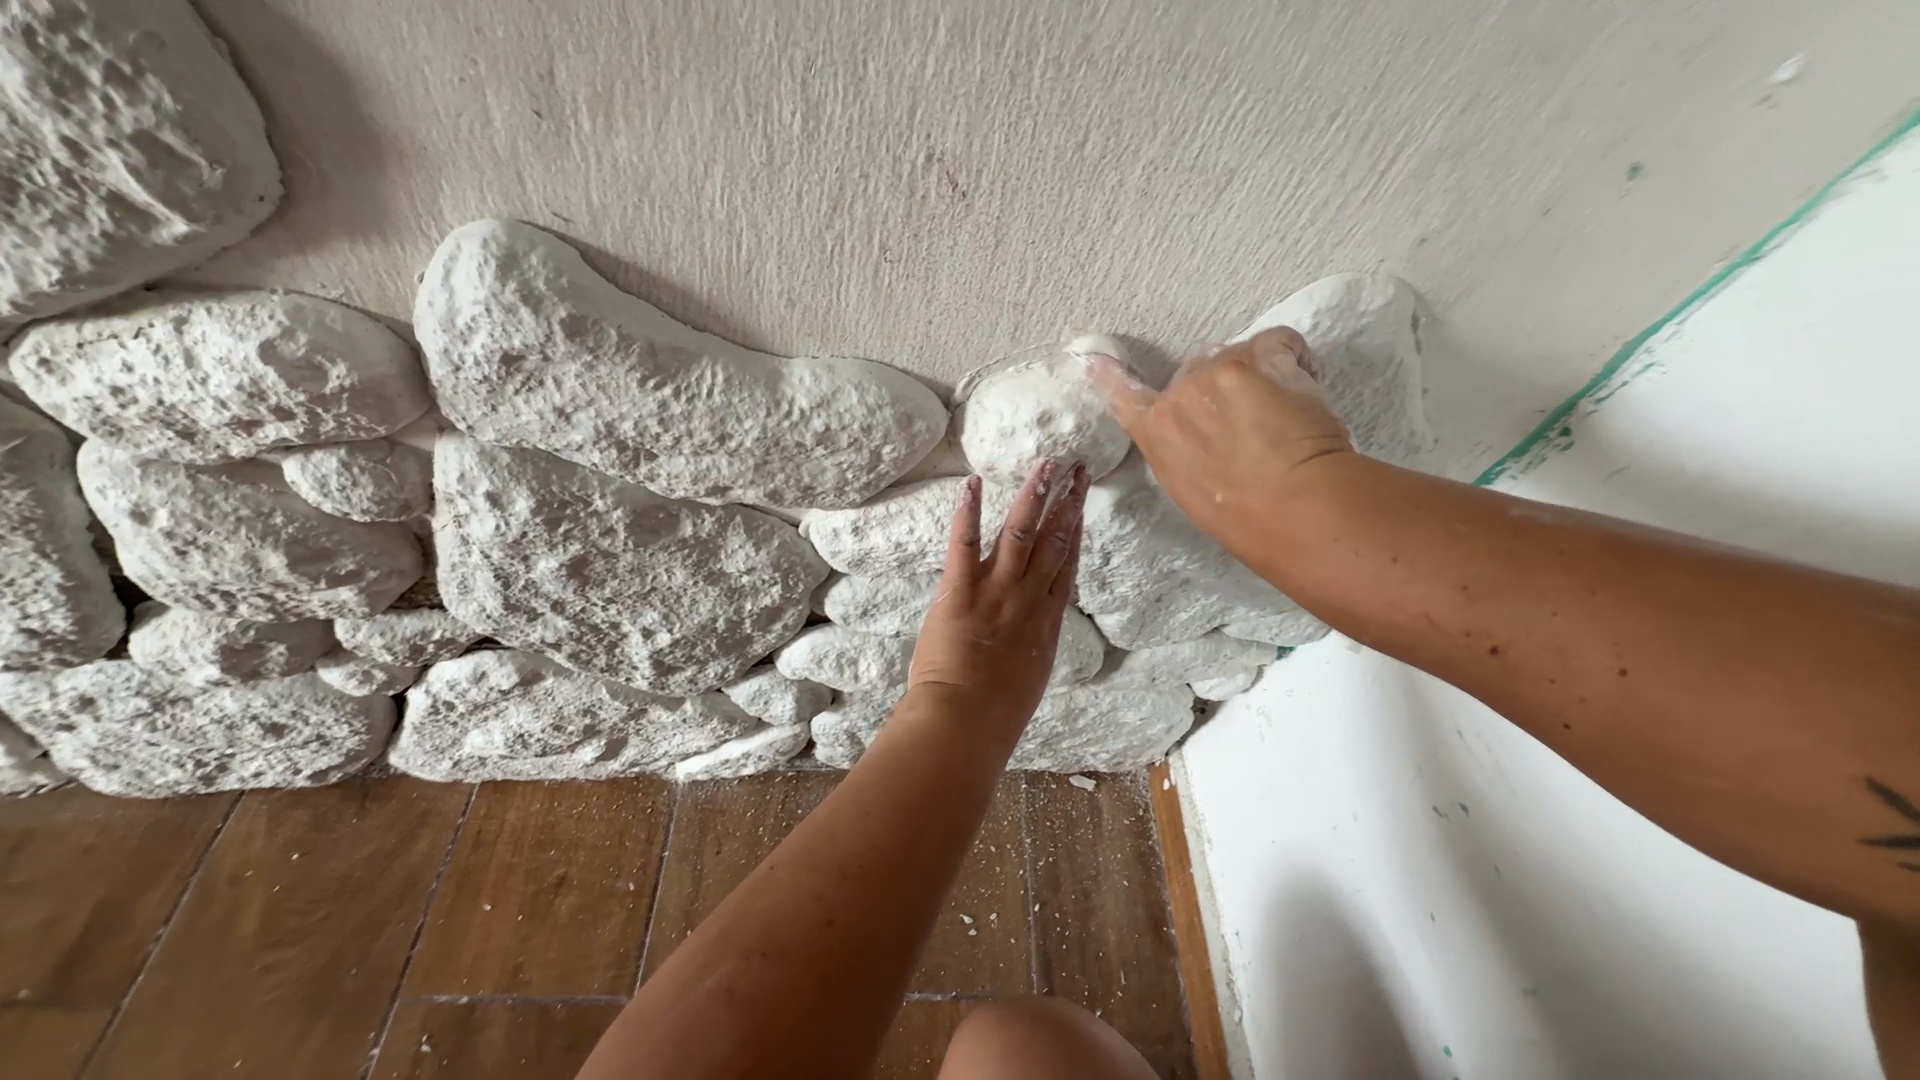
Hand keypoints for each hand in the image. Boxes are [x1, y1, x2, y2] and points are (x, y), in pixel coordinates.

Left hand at [908, 458, 1089, 732]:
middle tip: (1077, 467)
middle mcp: (1027, 597)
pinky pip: (964, 543)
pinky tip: (973, 483)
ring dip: (1034, 494)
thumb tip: (1031, 626)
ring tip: (1046, 463)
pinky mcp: (959, 591)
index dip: (1075, 528)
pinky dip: (969, 511)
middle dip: (1067, 500)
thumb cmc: (997, 711)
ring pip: (1020, 533)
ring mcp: (995, 591)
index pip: (1067, 563)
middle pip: (1054, 540)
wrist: (965, 722)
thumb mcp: (1030, 673)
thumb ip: (1032, 641)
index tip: (1081, 501)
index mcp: (1046, 620)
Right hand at [1084, 326, 1352, 546]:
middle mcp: (1178, 394)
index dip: (1108, 375)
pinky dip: (1295, 358)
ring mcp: (1217, 371)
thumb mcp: (1188, 487)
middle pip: (1196, 370)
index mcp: (1155, 432)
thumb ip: (1179, 449)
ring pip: (1238, 354)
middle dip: (1222, 386)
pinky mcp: (1260, 357)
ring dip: (1261, 373)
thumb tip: (1198, 434)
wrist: (1290, 506)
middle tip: (1253, 420)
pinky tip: (1307, 386)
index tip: (1090, 358)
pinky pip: (1279, 341)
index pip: (1123, 395)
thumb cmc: (1242, 515)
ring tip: (1285, 411)